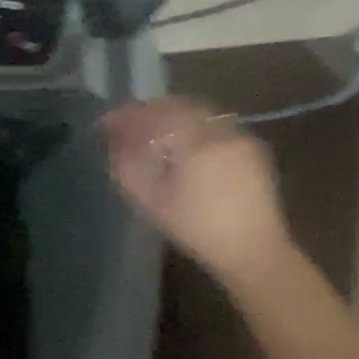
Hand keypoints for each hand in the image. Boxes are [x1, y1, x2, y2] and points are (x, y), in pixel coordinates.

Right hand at [101, 97, 293, 279]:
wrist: (253, 252)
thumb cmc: (197, 229)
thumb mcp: (151, 201)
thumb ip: (127, 165)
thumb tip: (113, 140)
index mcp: (198, 142)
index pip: (155, 114)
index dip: (127, 115)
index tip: (105, 123)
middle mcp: (222, 131)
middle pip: (179, 106)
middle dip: (149, 111)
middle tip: (125, 123)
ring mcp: (241, 138)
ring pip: (199, 113)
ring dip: (171, 117)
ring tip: (149, 132)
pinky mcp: (252, 150)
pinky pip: (215, 126)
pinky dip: (192, 127)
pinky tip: (180, 144)